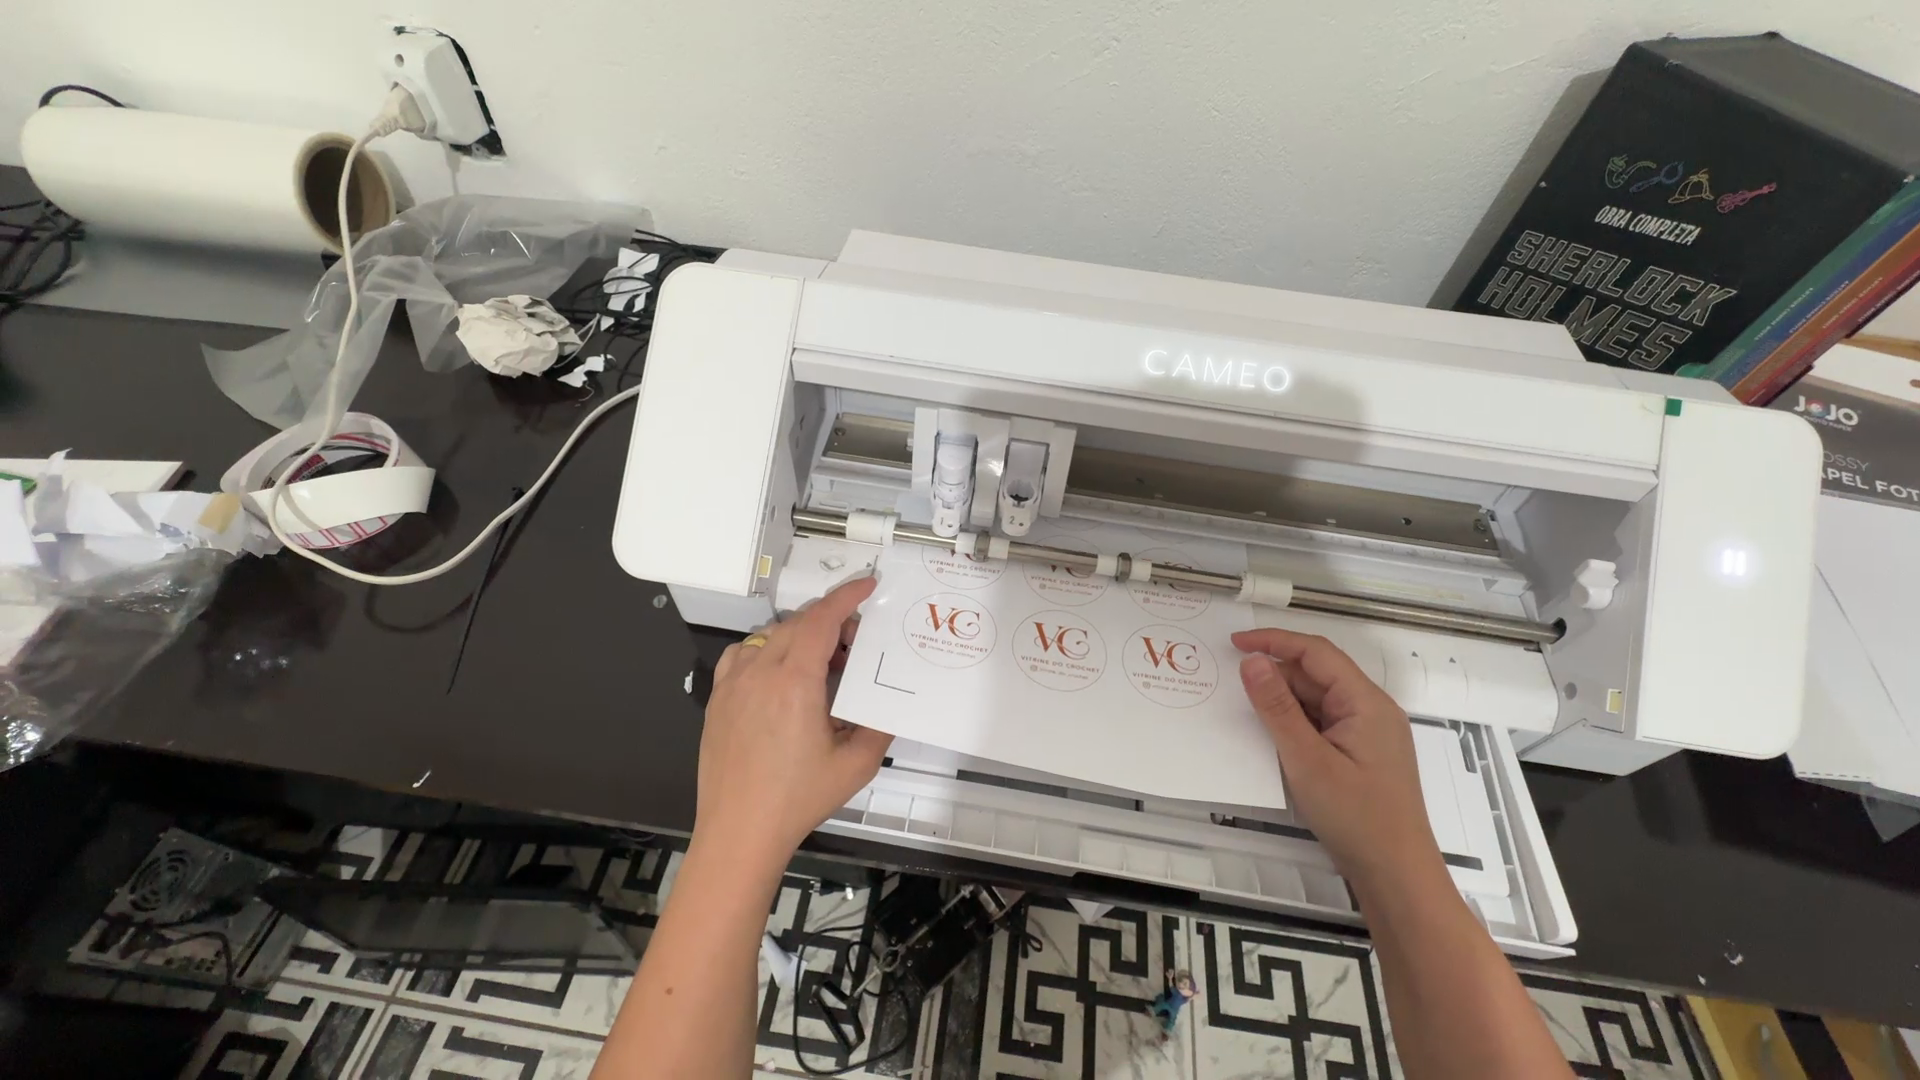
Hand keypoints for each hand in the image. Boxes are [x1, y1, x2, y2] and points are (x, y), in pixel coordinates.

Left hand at [694, 576, 892, 871]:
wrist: (739, 831)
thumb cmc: (798, 798)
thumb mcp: (856, 764)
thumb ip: (879, 725)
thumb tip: (889, 703)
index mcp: (795, 682)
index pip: (822, 620)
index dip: (846, 596)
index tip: (867, 584)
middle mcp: (760, 673)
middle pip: (799, 623)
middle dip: (831, 620)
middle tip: (855, 642)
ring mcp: (734, 684)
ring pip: (770, 635)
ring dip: (801, 634)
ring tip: (822, 661)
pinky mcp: (718, 699)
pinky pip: (743, 655)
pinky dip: (766, 650)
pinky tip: (778, 673)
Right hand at [1231, 628, 1446, 899]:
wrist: (1396, 875)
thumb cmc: (1356, 817)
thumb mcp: (1307, 760)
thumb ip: (1277, 707)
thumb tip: (1252, 661)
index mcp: (1366, 703)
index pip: (1316, 652)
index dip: (1274, 640)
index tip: (1235, 642)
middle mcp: (1370, 710)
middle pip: (1316, 675)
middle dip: (1274, 672)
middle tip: (1230, 680)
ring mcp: (1367, 733)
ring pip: (1316, 699)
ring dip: (1282, 700)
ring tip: (1244, 708)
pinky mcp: (1359, 753)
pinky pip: (1321, 722)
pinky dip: (1293, 722)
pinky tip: (1270, 734)